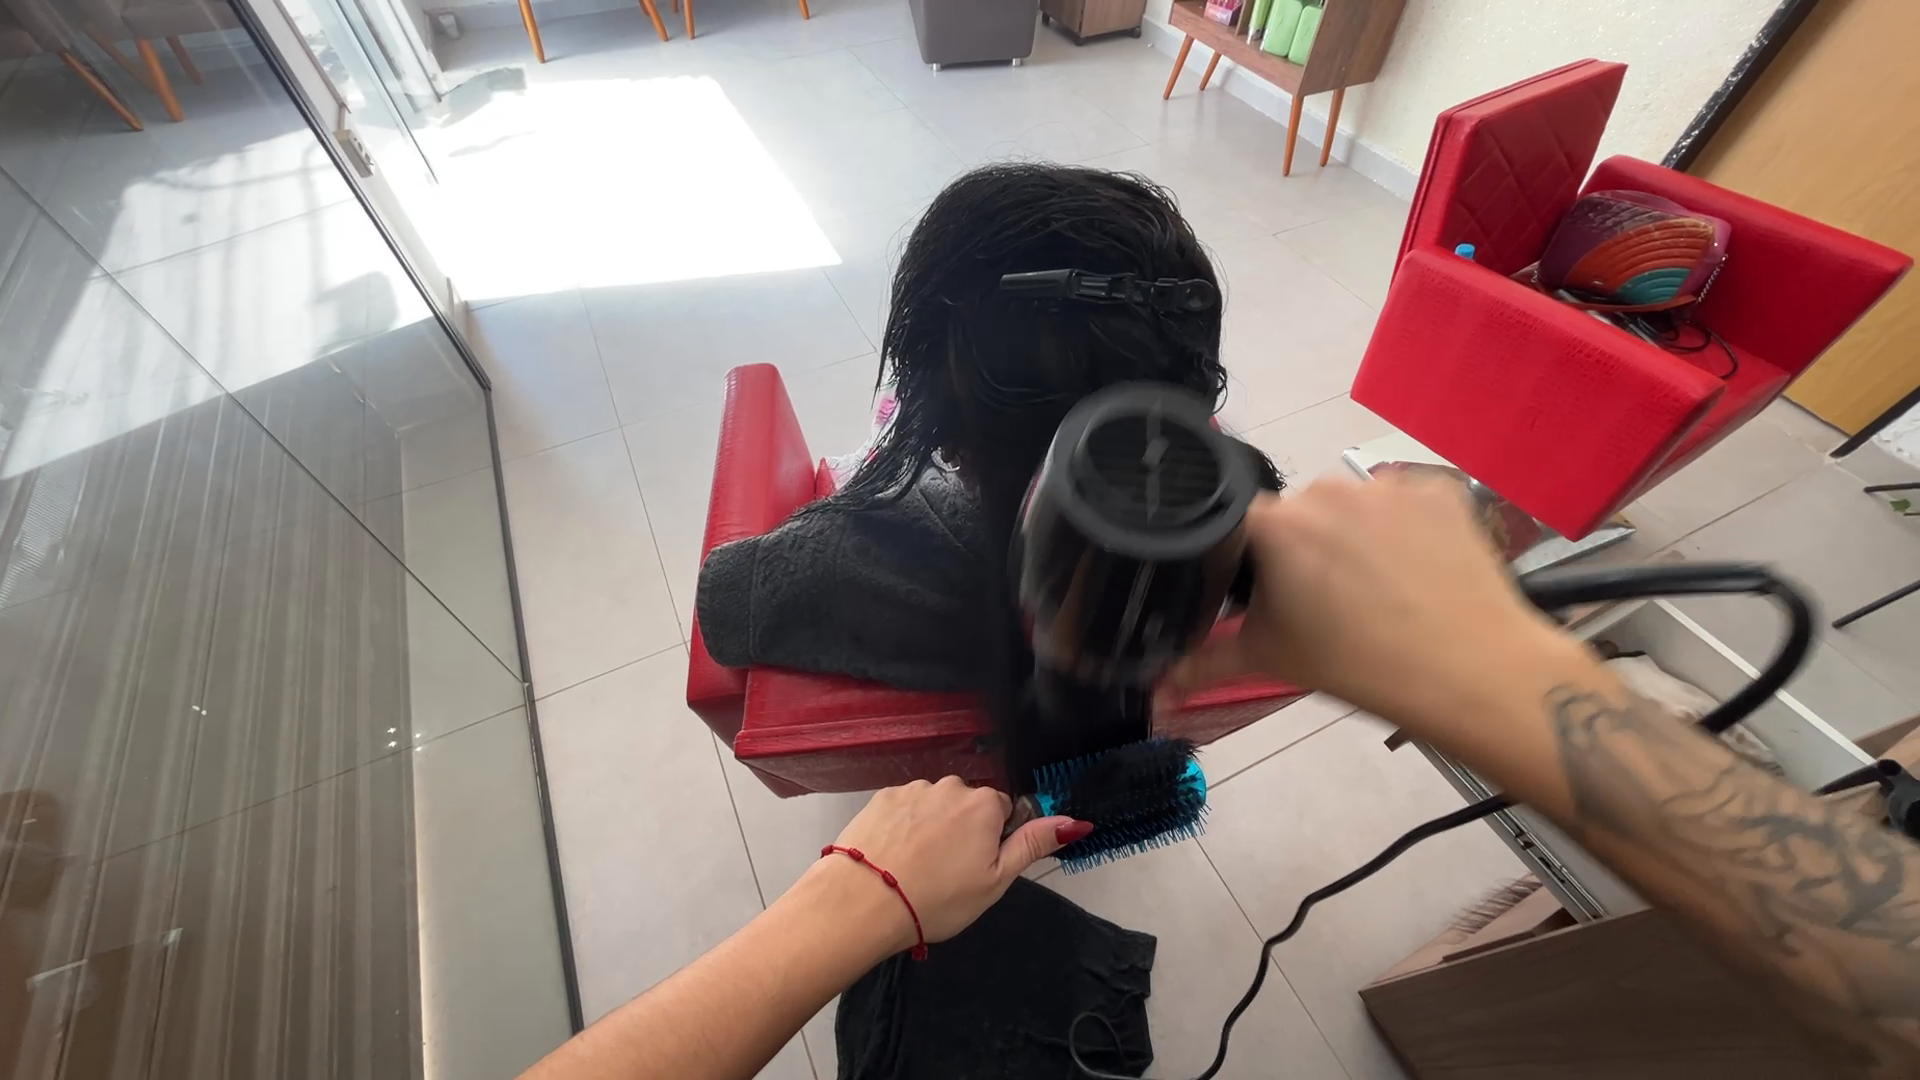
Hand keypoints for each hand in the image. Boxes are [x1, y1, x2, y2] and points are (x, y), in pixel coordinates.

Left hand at [815, 777, 1087, 949]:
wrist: (863, 901)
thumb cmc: (937, 898)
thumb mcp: (996, 880)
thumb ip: (1033, 844)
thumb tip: (1075, 821)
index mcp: (984, 804)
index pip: (1002, 811)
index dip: (992, 840)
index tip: (976, 868)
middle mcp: (950, 785)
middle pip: (967, 805)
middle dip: (963, 831)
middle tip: (946, 873)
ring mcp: (913, 789)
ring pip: (934, 806)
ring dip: (932, 828)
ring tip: (916, 869)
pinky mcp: (882, 797)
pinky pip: (904, 808)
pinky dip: (903, 827)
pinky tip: (893, 856)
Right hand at [1164, 473, 1575, 739]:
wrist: (1471, 673)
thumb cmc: (1355, 663)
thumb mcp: (1268, 658)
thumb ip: (1203, 662)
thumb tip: (1155, 686)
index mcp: (1273, 523)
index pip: (1239, 528)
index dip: (1247, 561)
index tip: (1266, 593)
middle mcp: (1323, 489)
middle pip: (1296, 513)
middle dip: (1300, 546)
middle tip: (1320, 597)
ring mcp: (1386, 485)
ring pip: (1349, 505)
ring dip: (1351, 534)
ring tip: (1374, 584)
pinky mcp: (1439, 488)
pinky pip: (1403, 501)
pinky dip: (1403, 527)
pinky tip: (1415, 567)